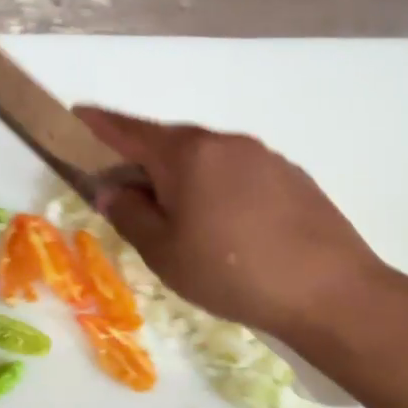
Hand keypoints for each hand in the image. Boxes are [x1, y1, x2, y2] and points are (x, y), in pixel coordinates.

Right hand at [76, 107, 389, 340]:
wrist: (330, 292)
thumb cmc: (229, 272)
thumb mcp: (161, 250)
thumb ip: (129, 213)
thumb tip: (111, 189)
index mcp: (187, 155)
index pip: (130, 131)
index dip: (99, 124)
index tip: (77, 115)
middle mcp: (225, 143)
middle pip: (169, 142)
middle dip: (141, 158)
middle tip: (121, 189)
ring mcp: (264, 157)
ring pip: (205, 158)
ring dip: (179, 176)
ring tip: (170, 215)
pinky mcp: (290, 177)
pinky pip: (235, 172)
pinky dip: (212, 186)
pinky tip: (216, 223)